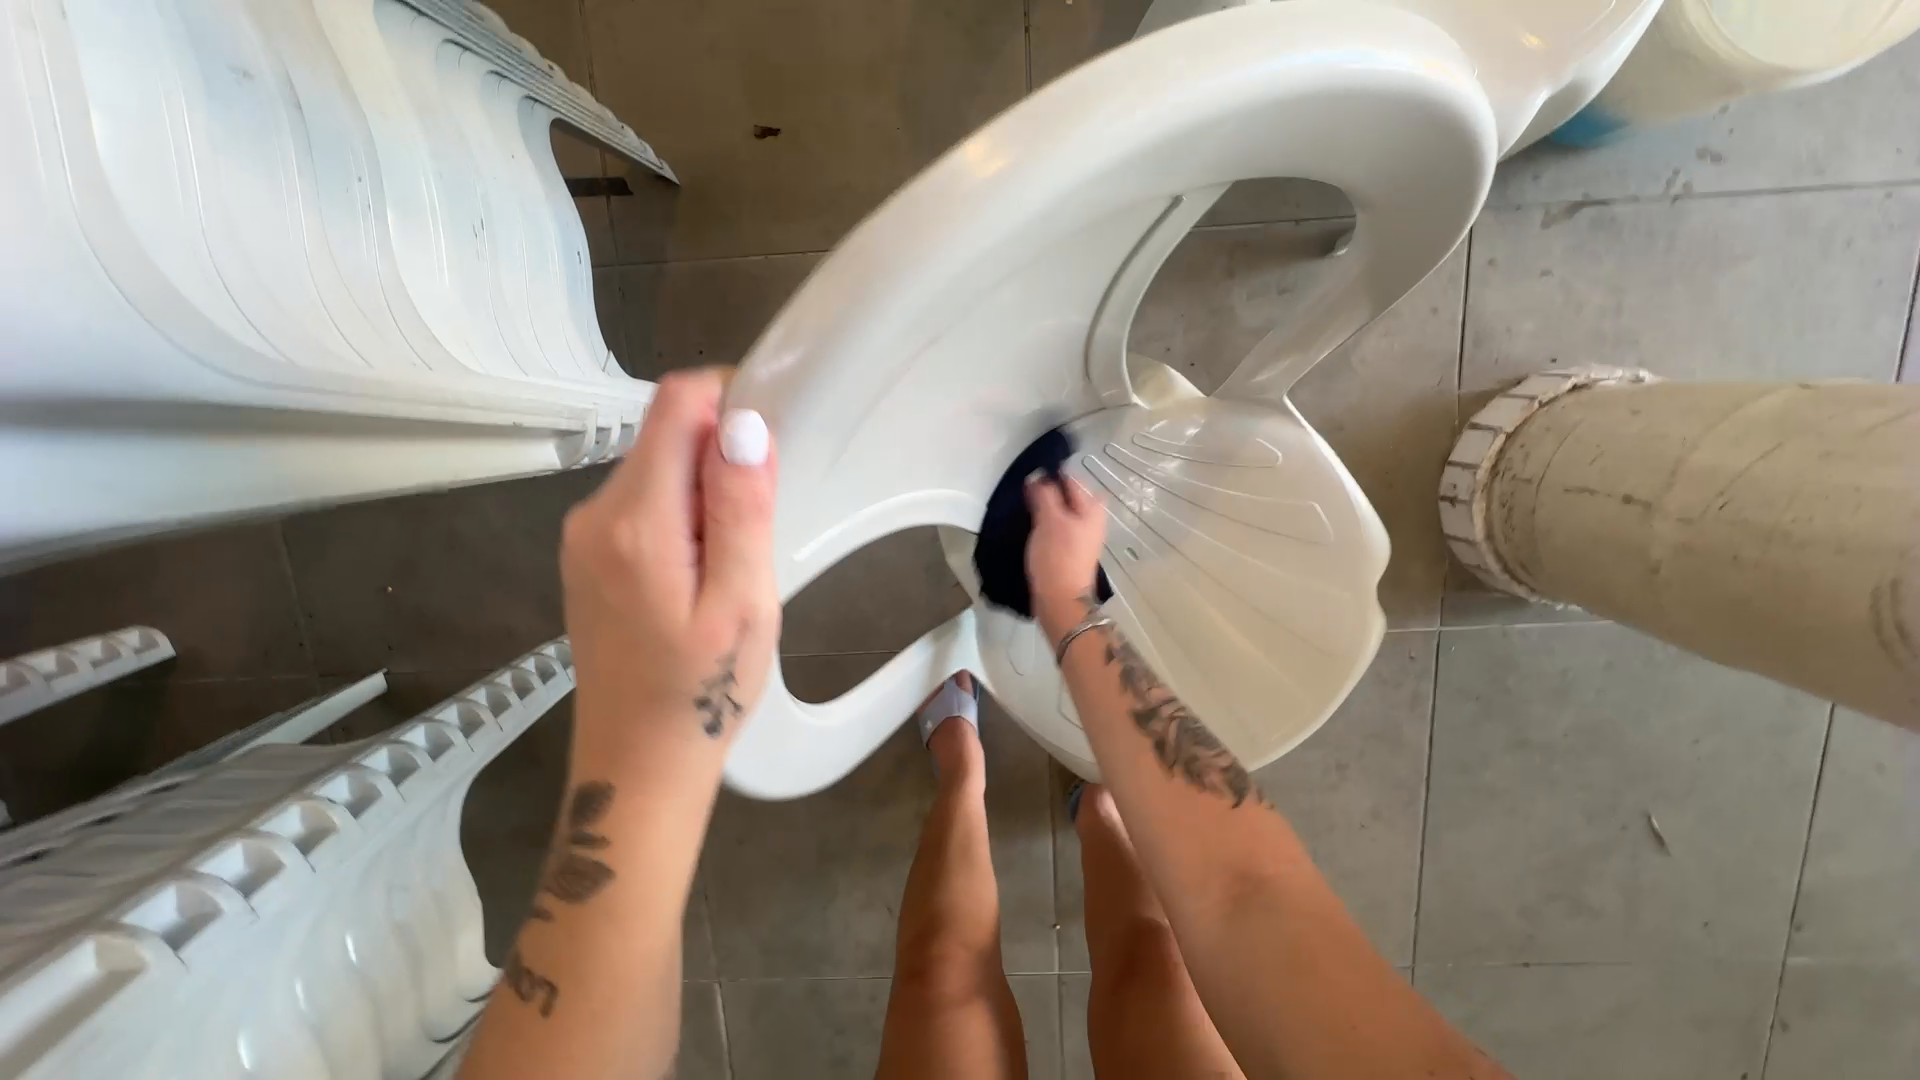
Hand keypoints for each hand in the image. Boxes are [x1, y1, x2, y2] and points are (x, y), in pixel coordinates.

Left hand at [560, 371, 779, 762]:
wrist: (637, 764)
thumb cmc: (702, 693)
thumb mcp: (743, 604)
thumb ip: (742, 509)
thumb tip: (744, 422)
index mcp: (635, 520)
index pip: (675, 401)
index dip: (730, 399)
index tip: (773, 443)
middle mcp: (595, 512)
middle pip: (666, 433)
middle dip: (724, 456)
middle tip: (763, 526)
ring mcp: (583, 535)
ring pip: (658, 467)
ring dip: (707, 490)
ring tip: (735, 561)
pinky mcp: (588, 555)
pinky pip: (645, 502)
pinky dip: (684, 514)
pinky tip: (704, 573)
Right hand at [1025, 474, 1106, 621]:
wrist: (1060, 600)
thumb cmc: (1056, 557)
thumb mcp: (1049, 520)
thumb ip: (1044, 494)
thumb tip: (1037, 476)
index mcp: (1093, 508)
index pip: (1070, 479)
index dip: (1048, 477)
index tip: (1027, 481)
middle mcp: (1093, 519)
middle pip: (1066, 495)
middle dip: (1046, 494)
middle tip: (1025, 498)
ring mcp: (1083, 535)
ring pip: (1061, 512)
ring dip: (1044, 510)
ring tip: (1025, 512)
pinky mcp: (1072, 549)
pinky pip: (1058, 527)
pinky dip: (1046, 525)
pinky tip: (1032, 528)